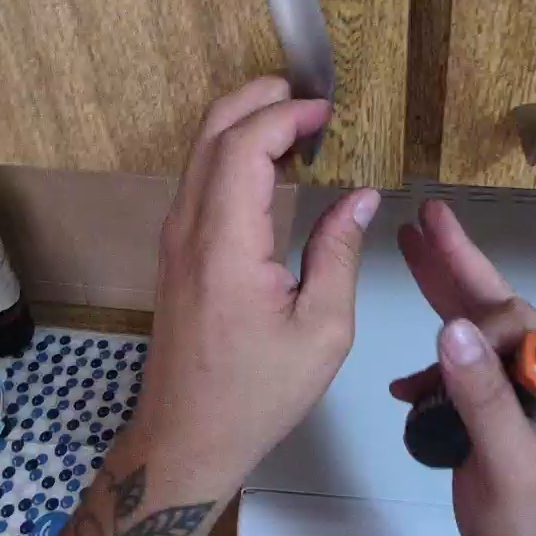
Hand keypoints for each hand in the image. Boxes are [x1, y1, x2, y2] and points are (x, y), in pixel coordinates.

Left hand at [127, 76, 380, 499]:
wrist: (186, 437)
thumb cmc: (257, 393)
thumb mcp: (321, 330)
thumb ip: (339, 251)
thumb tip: (361, 195)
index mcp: (226, 244)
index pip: (245, 146)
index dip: (286, 116)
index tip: (328, 114)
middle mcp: (189, 228)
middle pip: (212, 132)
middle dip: (258, 99)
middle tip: (309, 97)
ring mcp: (174, 238)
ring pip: (200, 152)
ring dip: (244, 124)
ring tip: (299, 126)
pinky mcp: (175, 250)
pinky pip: (200, 180)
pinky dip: (233, 155)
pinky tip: (272, 168)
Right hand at [389, 201, 535, 535]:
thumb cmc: (527, 524)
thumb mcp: (508, 464)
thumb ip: (482, 396)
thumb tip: (452, 327)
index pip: (518, 324)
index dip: (478, 318)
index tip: (440, 341)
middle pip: (496, 307)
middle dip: (459, 262)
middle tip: (429, 216)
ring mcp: (516, 383)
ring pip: (474, 325)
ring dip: (439, 291)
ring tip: (409, 247)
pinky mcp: (491, 397)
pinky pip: (457, 363)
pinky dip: (429, 367)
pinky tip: (403, 386)